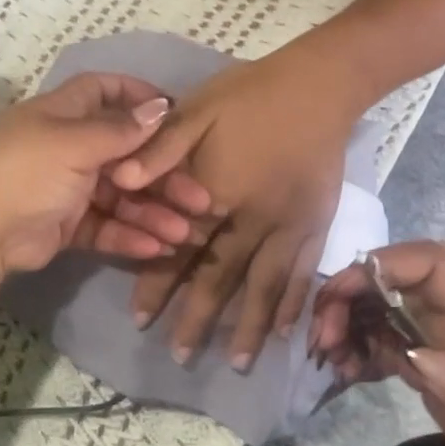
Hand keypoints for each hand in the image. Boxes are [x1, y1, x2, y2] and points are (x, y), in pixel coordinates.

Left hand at [0, 72, 214, 275]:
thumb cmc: (25, 172)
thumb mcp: (73, 143)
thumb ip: (120, 130)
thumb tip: (161, 105)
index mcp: (60, 115)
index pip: (102, 91)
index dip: (136, 97)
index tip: (174, 113)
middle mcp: (64, 147)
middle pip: (123, 154)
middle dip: (161, 174)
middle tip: (200, 196)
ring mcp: (64, 188)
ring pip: (119, 196)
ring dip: (152, 212)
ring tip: (185, 232)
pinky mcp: (64, 225)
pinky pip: (104, 226)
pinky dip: (129, 236)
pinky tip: (157, 248)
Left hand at [110, 43, 357, 372]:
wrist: (322, 82)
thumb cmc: (248, 93)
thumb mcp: (195, 110)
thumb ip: (159, 149)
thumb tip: (122, 179)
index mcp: (216, 190)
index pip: (178, 245)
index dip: (158, 281)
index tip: (140, 318)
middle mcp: (252, 217)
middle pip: (220, 275)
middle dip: (199, 317)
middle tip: (182, 356)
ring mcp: (290, 224)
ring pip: (264, 284)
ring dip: (249, 325)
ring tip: (236, 363)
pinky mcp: (317, 223)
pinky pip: (303, 272)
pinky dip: (295, 303)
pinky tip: (290, 333)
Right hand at [309, 242, 444, 445]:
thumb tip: (415, 354)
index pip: (439, 268)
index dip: (389, 264)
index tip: (343, 291)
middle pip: (398, 288)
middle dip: (351, 299)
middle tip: (319, 337)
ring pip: (385, 318)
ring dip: (347, 327)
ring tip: (324, 358)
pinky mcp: (438, 384)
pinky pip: (387, 353)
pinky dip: (358, 355)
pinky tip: (340, 372)